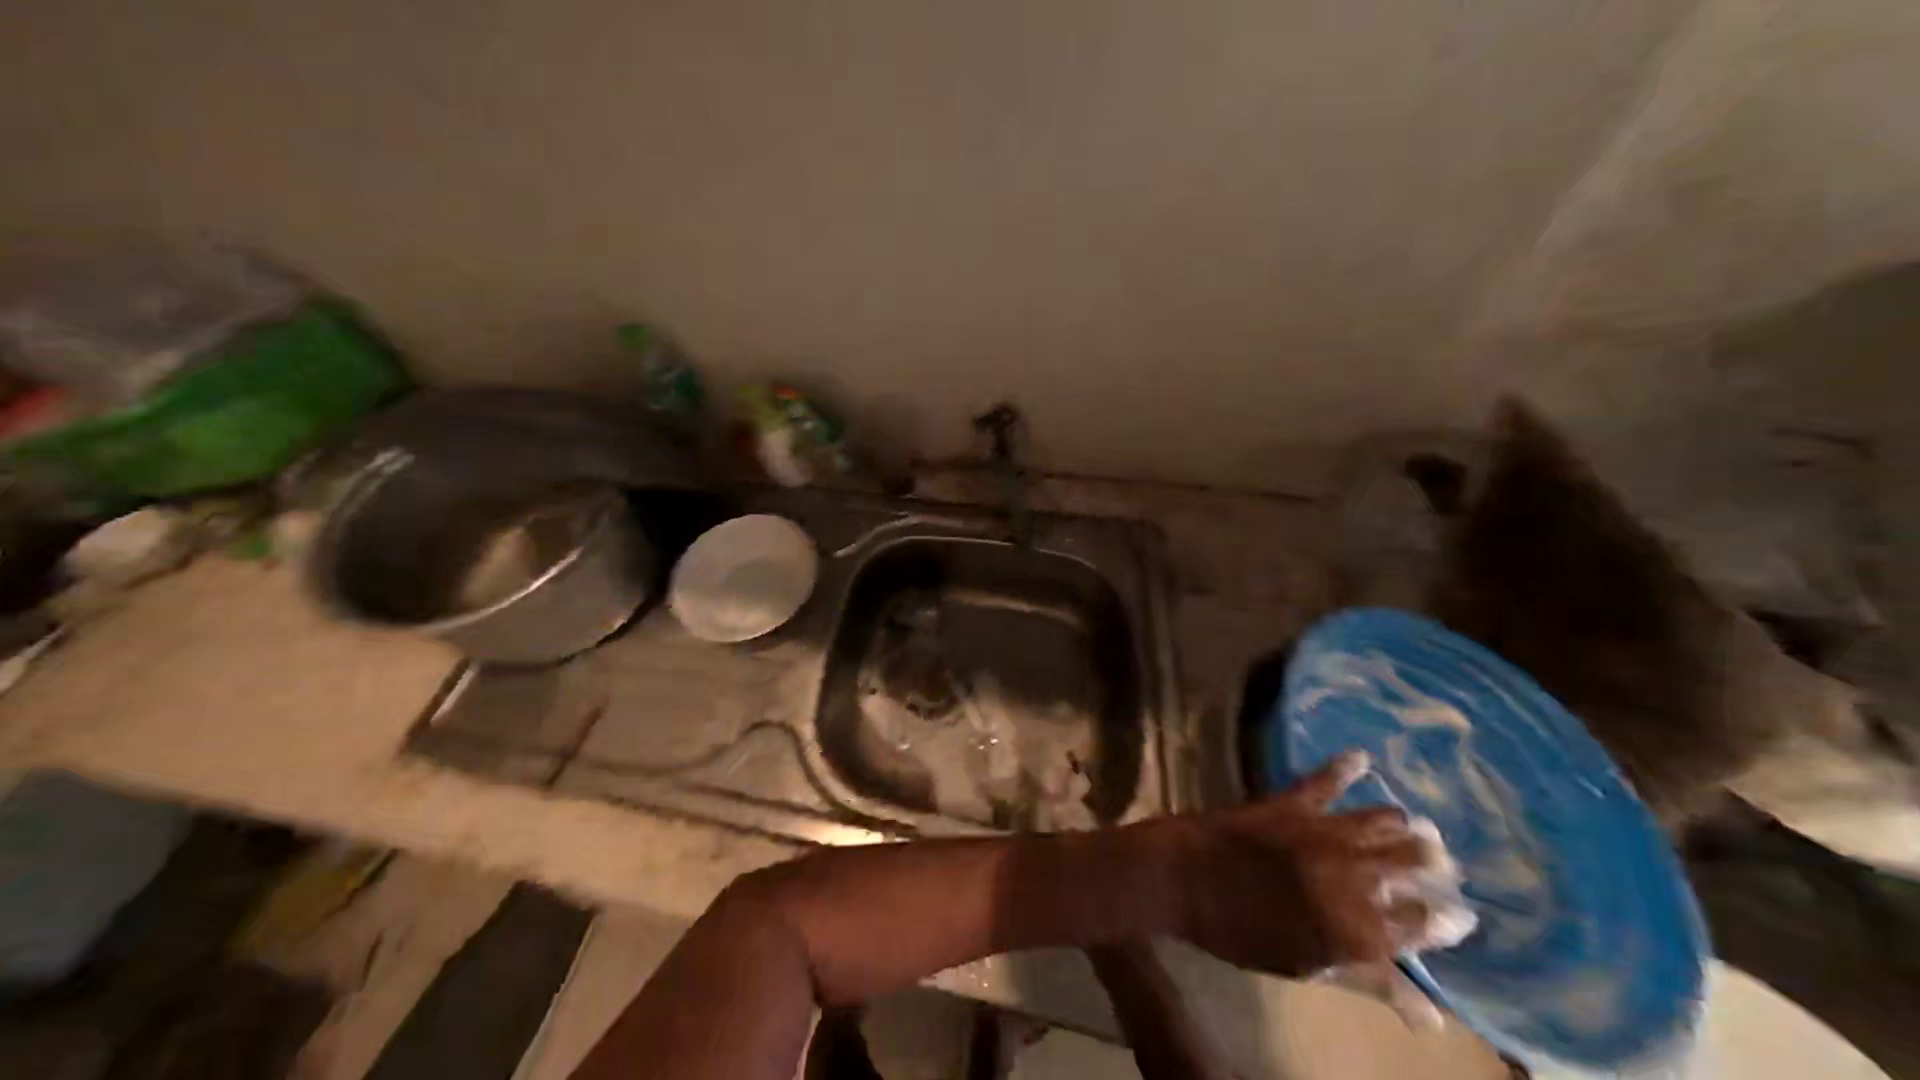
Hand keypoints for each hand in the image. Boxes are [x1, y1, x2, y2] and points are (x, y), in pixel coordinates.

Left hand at [1167, 751, 1471, 978]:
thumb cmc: (1239, 933)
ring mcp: (1320, 833)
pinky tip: (1361, 756)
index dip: (1444, 921)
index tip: (1461, 916)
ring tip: (1420, 824)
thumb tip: (1432, 1016)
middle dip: (1433, 865)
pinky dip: (1344, 766)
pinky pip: (1324, 780)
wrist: (1181, 880)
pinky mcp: (1290, 802)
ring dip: (1403, 824)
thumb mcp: (1304, 967)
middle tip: (1445, 863)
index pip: (1421, 925)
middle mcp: (1350, 876)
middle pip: (1410, 865)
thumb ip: (1368, 981)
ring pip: (1379, 823)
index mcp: (1356, 926)